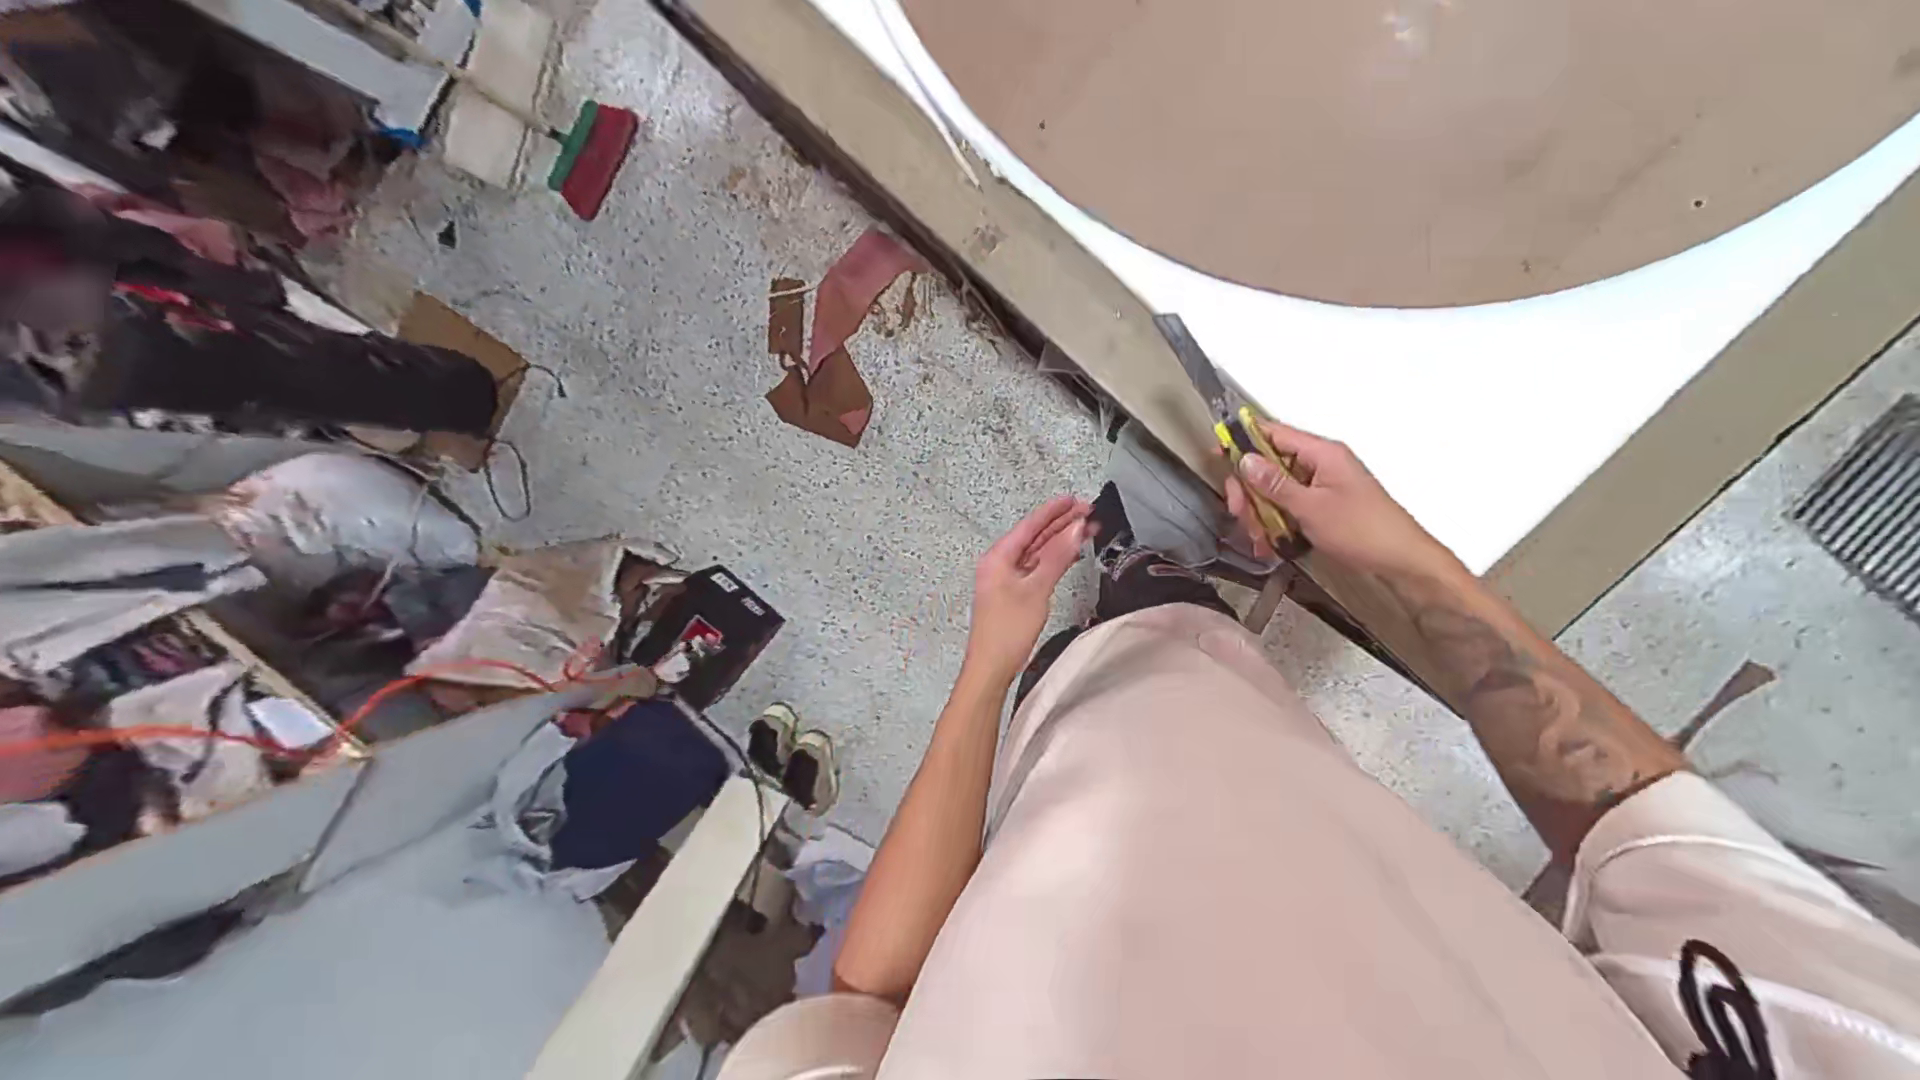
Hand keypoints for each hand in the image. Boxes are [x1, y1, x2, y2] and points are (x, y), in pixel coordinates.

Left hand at [964, 496, 1090, 682]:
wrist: (992, 665)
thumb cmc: (1007, 630)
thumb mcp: (1037, 589)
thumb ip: (1057, 557)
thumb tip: (1074, 530)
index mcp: (999, 557)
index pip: (1030, 525)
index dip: (1054, 511)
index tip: (1075, 500)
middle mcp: (999, 563)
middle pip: (1034, 535)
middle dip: (1061, 523)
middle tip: (1087, 513)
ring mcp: (1006, 578)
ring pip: (1036, 551)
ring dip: (1060, 540)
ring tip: (1086, 530)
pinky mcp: (1013, 591)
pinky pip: (1035, 566)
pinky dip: (1053, 559)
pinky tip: (1070, 555)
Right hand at [1226, 419, 1459, 581]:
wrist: (1401, 561)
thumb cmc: (1361, 530)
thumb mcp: (1311, 507)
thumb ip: (1274, 484)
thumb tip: (1244, 459)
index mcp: (1322, 454)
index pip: (1274, 434)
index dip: (1243, 441)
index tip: (1217, 454)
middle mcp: (1319, 464)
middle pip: (1267, 466)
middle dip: (1248, 491)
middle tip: (1239, 514)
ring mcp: (1319, 486)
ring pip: (1273, 490)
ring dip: (1259, 513)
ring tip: (1259, 539)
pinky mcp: (1319, 506)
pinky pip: (1285, 507)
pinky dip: (1273, 523)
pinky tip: (1268, 544)